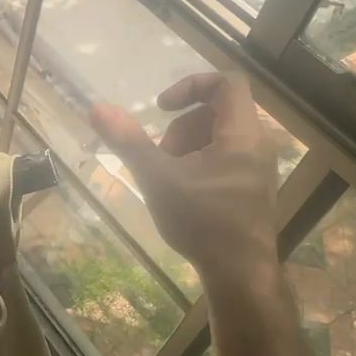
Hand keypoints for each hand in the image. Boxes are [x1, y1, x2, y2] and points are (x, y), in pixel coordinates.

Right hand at [90, 73, 276, 282]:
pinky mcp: (253, 189)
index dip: (191, 85)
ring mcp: (258, 169)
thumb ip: (129, 141)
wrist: (239, 272)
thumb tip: (97, 108)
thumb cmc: (202, 221)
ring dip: (187, 147)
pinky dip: (200, 164)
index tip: (161, 108)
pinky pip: (226, 159)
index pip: (227, 83)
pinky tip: (182, 193)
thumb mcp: (157, 178)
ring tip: (168, 177)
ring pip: (220, 137)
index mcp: (241, 134)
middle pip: (218, 112)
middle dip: (182, 126)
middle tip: (160, 155)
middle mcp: (258, 145)